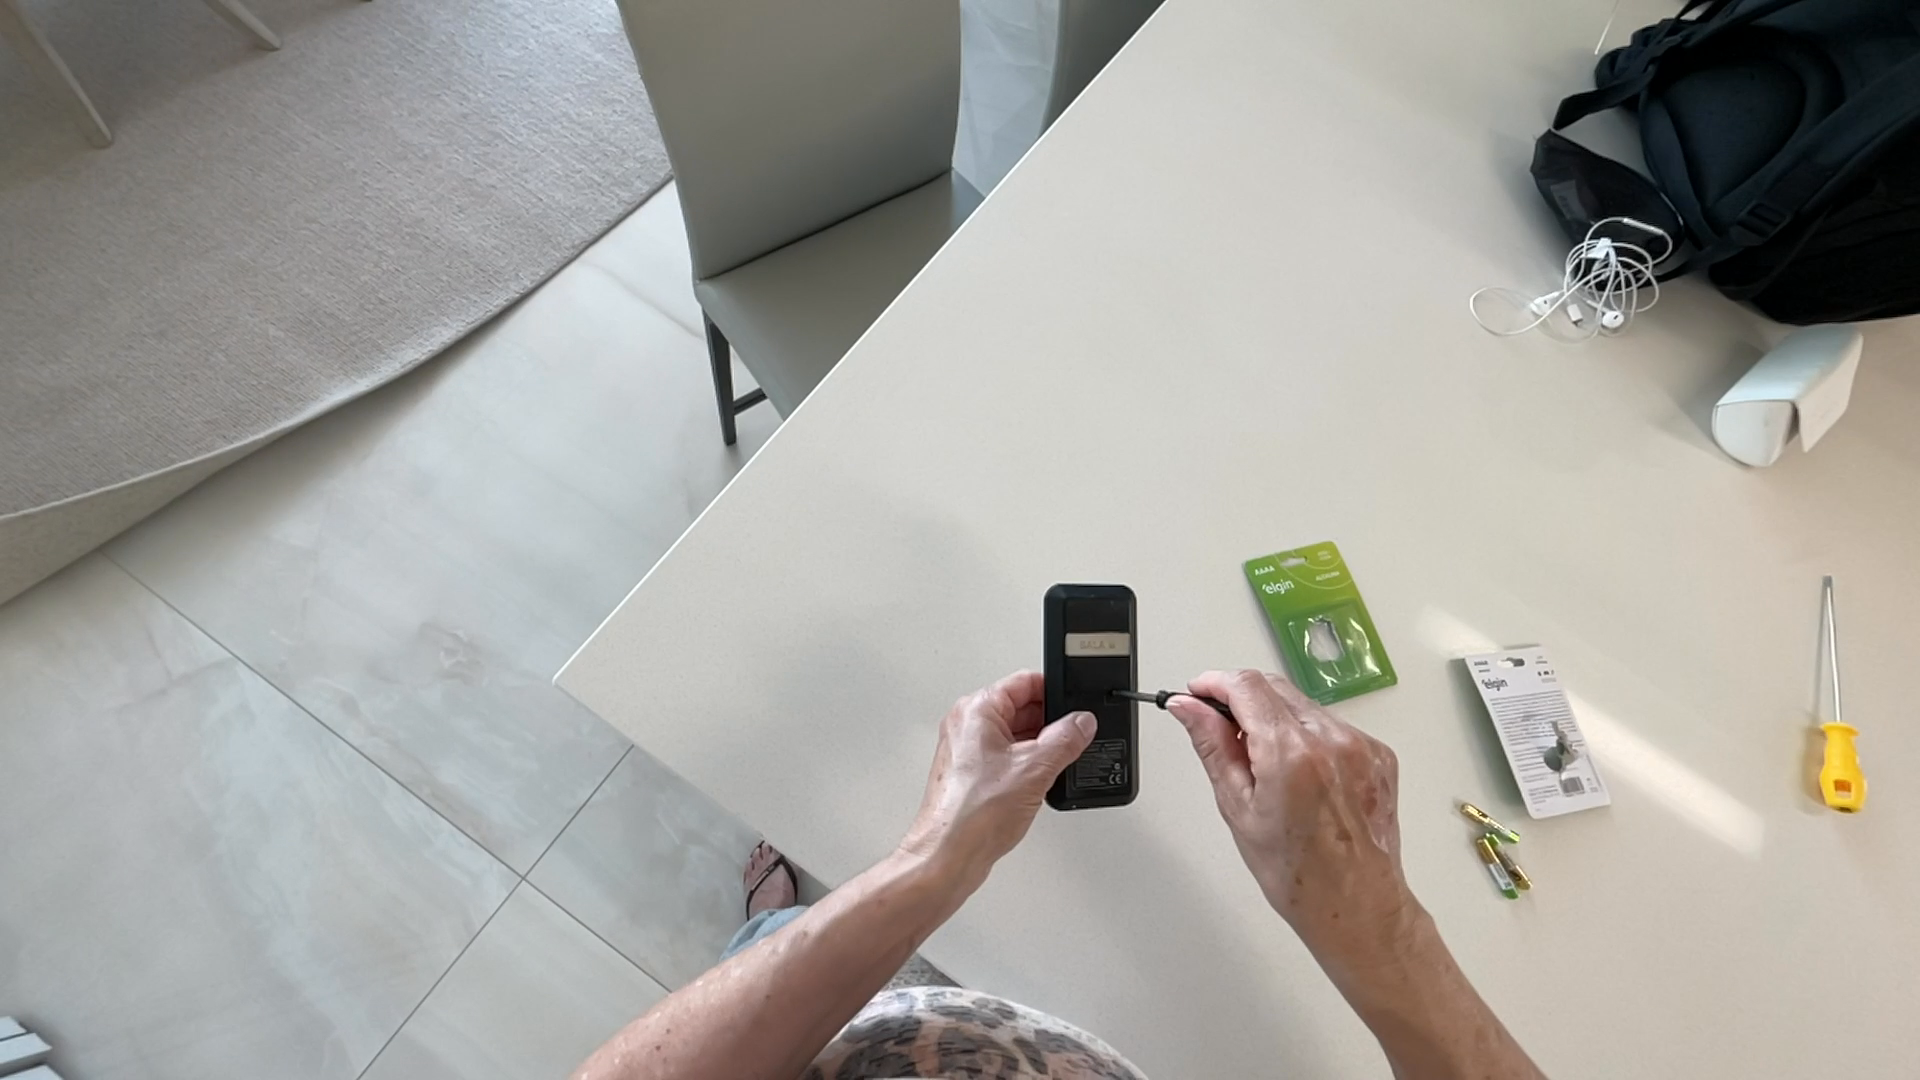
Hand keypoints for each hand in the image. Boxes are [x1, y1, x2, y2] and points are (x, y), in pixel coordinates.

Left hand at [898, 671, 1096, 887]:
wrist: (948, 855)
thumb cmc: (972, 813)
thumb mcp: (1034, 769)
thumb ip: (1065, 740)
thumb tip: (1081, 722)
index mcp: (977, 709)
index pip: (1024, 681)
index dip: (1055, 690)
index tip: (1076, 704)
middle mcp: (967, 724)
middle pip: (1021, 707)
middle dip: (1050, 723)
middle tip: (1074, 738)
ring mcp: (968, 749)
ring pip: (1015, 734)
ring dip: (1040, 746)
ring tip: (1056, 765)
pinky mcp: (972, 773)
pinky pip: (1007, 756)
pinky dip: (1027, 764)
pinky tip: (1040, 782)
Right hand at [1167, 670, 1416, 974]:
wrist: (1357, 907)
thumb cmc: (1297, 871)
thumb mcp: (1236, 805)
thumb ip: (1211, 743)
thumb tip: (1187, 707)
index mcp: (1291, 754)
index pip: (1246, 686)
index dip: (1214, 683)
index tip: (1197, 692)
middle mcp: (1331, 741)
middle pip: (1273, 685)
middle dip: (1239, 697)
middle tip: (1220, 725)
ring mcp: (1360, 745)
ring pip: (1299, 703)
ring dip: (1271, 715)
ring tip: (1261, 759)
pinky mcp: (1378, 753)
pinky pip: (1328, 723)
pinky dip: (1303, 732)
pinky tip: (1296, 768)